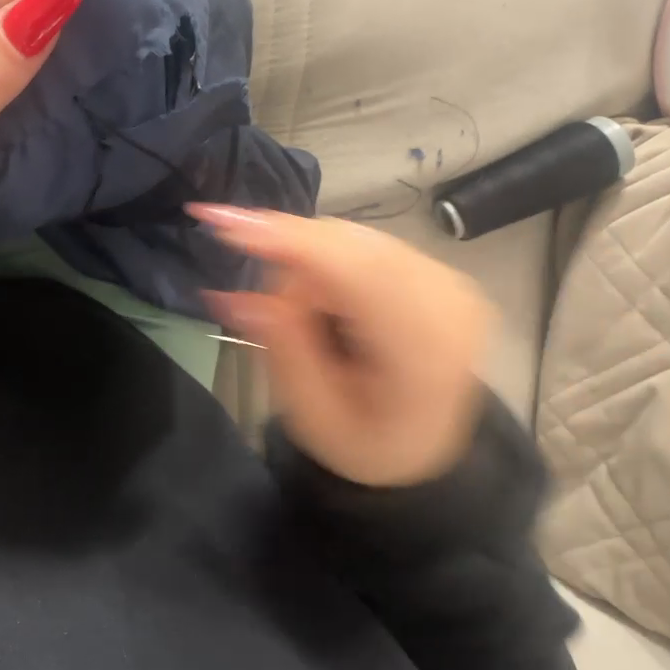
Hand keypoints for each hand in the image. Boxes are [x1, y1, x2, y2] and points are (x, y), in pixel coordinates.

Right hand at [193, 208, 493, 487]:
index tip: (221, 220)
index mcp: (425, 346)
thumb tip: (235, 295)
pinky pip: (361, 244)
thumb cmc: (364, 441)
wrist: (421, 448)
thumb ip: (285, 352)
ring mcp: (447, 278)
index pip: (354, 270)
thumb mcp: (314, 415)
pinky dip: (325, 266)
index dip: (287, 238)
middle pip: (349, 244)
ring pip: (349, 239)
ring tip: (304, 326)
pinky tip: (324, 307)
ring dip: (308, 272)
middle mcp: (448, 298)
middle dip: (290, 264)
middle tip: (259, 309)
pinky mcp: (435, 270)